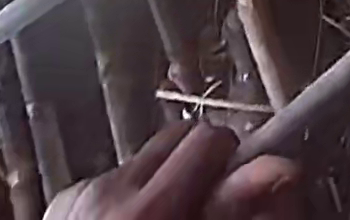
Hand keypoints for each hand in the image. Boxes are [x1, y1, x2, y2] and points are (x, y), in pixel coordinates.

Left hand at [43, 120, 301, 219]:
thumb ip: (238, 217)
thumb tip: (286, 168)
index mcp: (148, 214)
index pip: (208, 140)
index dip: (233, 161)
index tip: (244, 192)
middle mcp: (110, 192)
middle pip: (180, 137)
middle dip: (203, 166)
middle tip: (210, 211)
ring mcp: (82, 192)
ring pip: (150, 155)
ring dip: (169, 180)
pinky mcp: (63, 199)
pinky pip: (117, 175)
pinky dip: (135, 196)